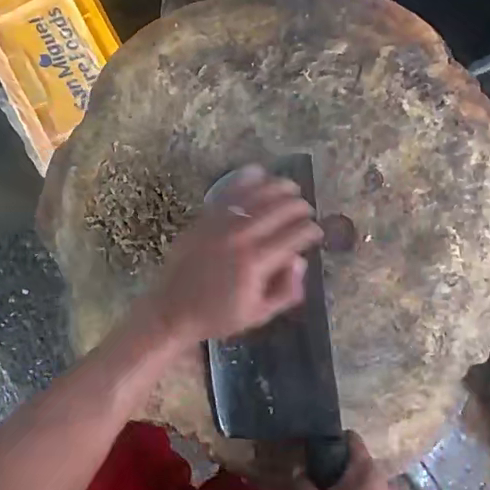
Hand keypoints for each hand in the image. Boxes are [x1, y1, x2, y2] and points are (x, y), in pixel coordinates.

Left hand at [147, 164, 323, 344]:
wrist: (172, 310)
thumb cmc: (218, 316)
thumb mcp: (259, 314)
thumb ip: (286, 291)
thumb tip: (300, 261)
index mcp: (256, 263)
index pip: (294, 236)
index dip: (311, 230)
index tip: (317, 232)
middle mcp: (240, 238)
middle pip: (279, 209)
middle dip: (300, 207)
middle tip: (308, 211)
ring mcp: (220, 224)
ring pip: (257, 195)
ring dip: (279, 187)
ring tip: (292, 189)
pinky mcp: (205, 218)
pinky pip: (229, 192)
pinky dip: (247, 179)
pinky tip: (260, 172)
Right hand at [294, 433, 420, 489]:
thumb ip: (302, 486)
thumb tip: (299, 471)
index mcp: (367, 469)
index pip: (348, 438)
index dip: (327, 441)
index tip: (306, 453)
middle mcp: (384, 478)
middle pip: (351, 464)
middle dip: (329, 472)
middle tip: (307, 488)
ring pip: (358, 487)